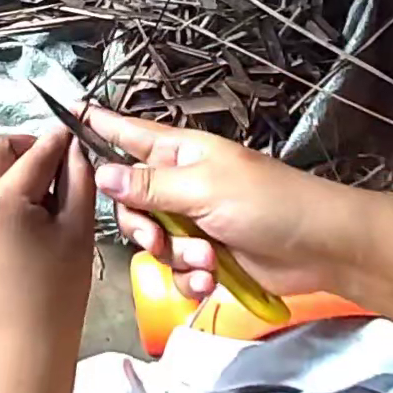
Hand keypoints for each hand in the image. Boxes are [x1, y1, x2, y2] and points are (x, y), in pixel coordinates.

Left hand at [0, 130, 95, 385]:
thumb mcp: (78, 232)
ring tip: (44, 201)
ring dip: (13, 173)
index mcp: (2, 200)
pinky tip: (22, 227)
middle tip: (59, 167)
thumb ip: (79, 179)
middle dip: (30, 148)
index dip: (62, 139)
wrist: (19, 359)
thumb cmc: (57, 298)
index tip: (78, 135)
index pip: (38, 151)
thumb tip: (74, 147)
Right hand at [86, 108, 361, 301]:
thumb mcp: (204, 187)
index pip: (129, 133)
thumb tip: (101, 172)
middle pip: (130, 200)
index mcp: (179, 153)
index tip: (69, 113)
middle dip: (141, 224)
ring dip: (174, 255)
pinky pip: (175, 267)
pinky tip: (211, 279)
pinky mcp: (205, 255)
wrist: (322, 248)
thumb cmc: (268, 201)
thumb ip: (149, 185)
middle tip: (156, 237)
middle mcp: (179, 184)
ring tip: (205, 260)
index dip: (100, 124)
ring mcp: (192, 220)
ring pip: (151, 239)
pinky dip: (190, 277)